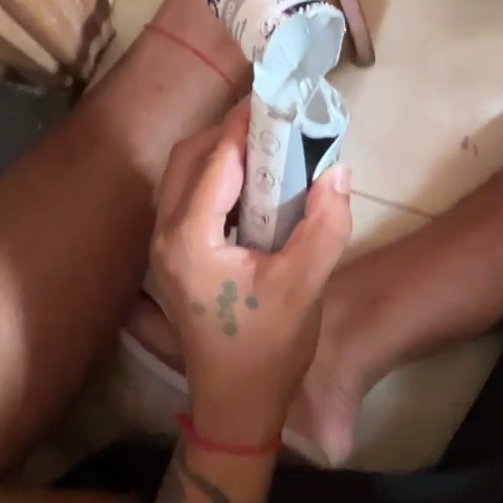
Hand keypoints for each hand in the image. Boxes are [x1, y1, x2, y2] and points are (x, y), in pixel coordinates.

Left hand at [149, 102, 353, 445]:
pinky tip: (253, 175)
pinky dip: (216, 170)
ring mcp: (163, 246)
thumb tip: (338, 169)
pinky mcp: (175, 253)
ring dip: (220, 148)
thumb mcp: (305, 287)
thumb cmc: (269, 349)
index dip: (246, 125)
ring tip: (266, 137)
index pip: (216, 161)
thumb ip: (325, 225)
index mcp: (189, 241)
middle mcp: (165, 236)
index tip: (277, 97)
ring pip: (183, 172)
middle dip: (230, 129)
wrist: (236, 406)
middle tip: (275, 115)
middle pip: (190, 157)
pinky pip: (188, 192)